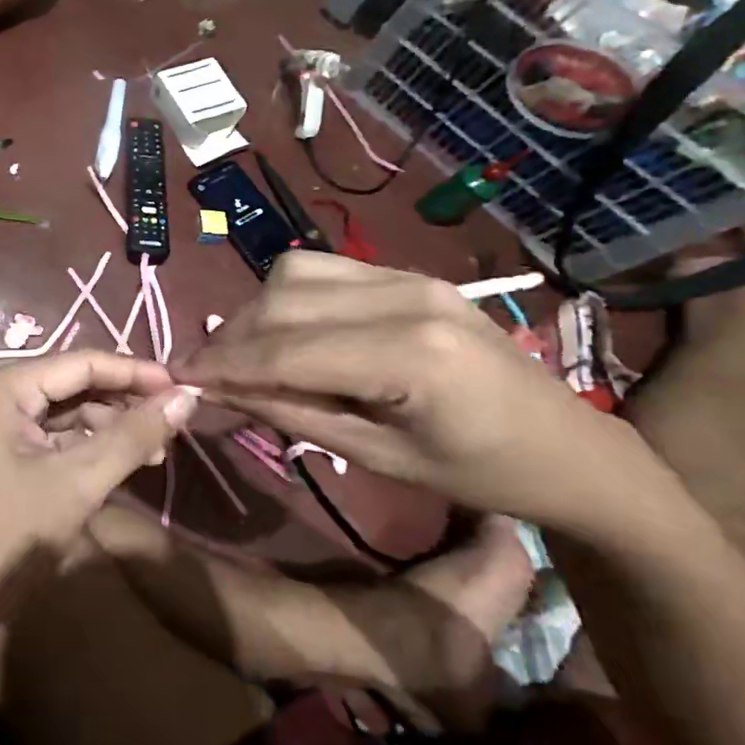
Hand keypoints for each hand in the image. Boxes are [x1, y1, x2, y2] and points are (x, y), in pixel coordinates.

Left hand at [0, 352, 197, 628]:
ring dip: (115, 428)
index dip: (136, 372)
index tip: (182, 388)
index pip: (83, 363)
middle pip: (78, 385)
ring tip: (157, 451)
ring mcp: (1, 427)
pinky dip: (94, 448)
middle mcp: (0, 396)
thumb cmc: (8, 536)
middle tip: (173, 424)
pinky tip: (126, 463)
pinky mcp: (7, 456)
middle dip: (126, 404)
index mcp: (5, 387)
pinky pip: (60, 438)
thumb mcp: (79, 482)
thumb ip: (134, 436)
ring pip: (72, 413)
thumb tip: (188, 397)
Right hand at [175, 254, 635, 527]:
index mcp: (410, 354)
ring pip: (297, 271)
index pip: (287, 348)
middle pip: (284, 297)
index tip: (176, 377)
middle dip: (232, 336)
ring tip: (244, 354)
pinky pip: (327, 270)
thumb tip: (219, 390)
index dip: (223, 363)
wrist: (567, 445)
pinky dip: (290, 298)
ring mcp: (411, 276)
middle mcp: (406, 296)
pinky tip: (286, 331)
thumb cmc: (479, 474)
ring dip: (258, 310)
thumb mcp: (380, 459)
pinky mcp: (411, 273)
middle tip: (206, 374)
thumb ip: (294, 414)